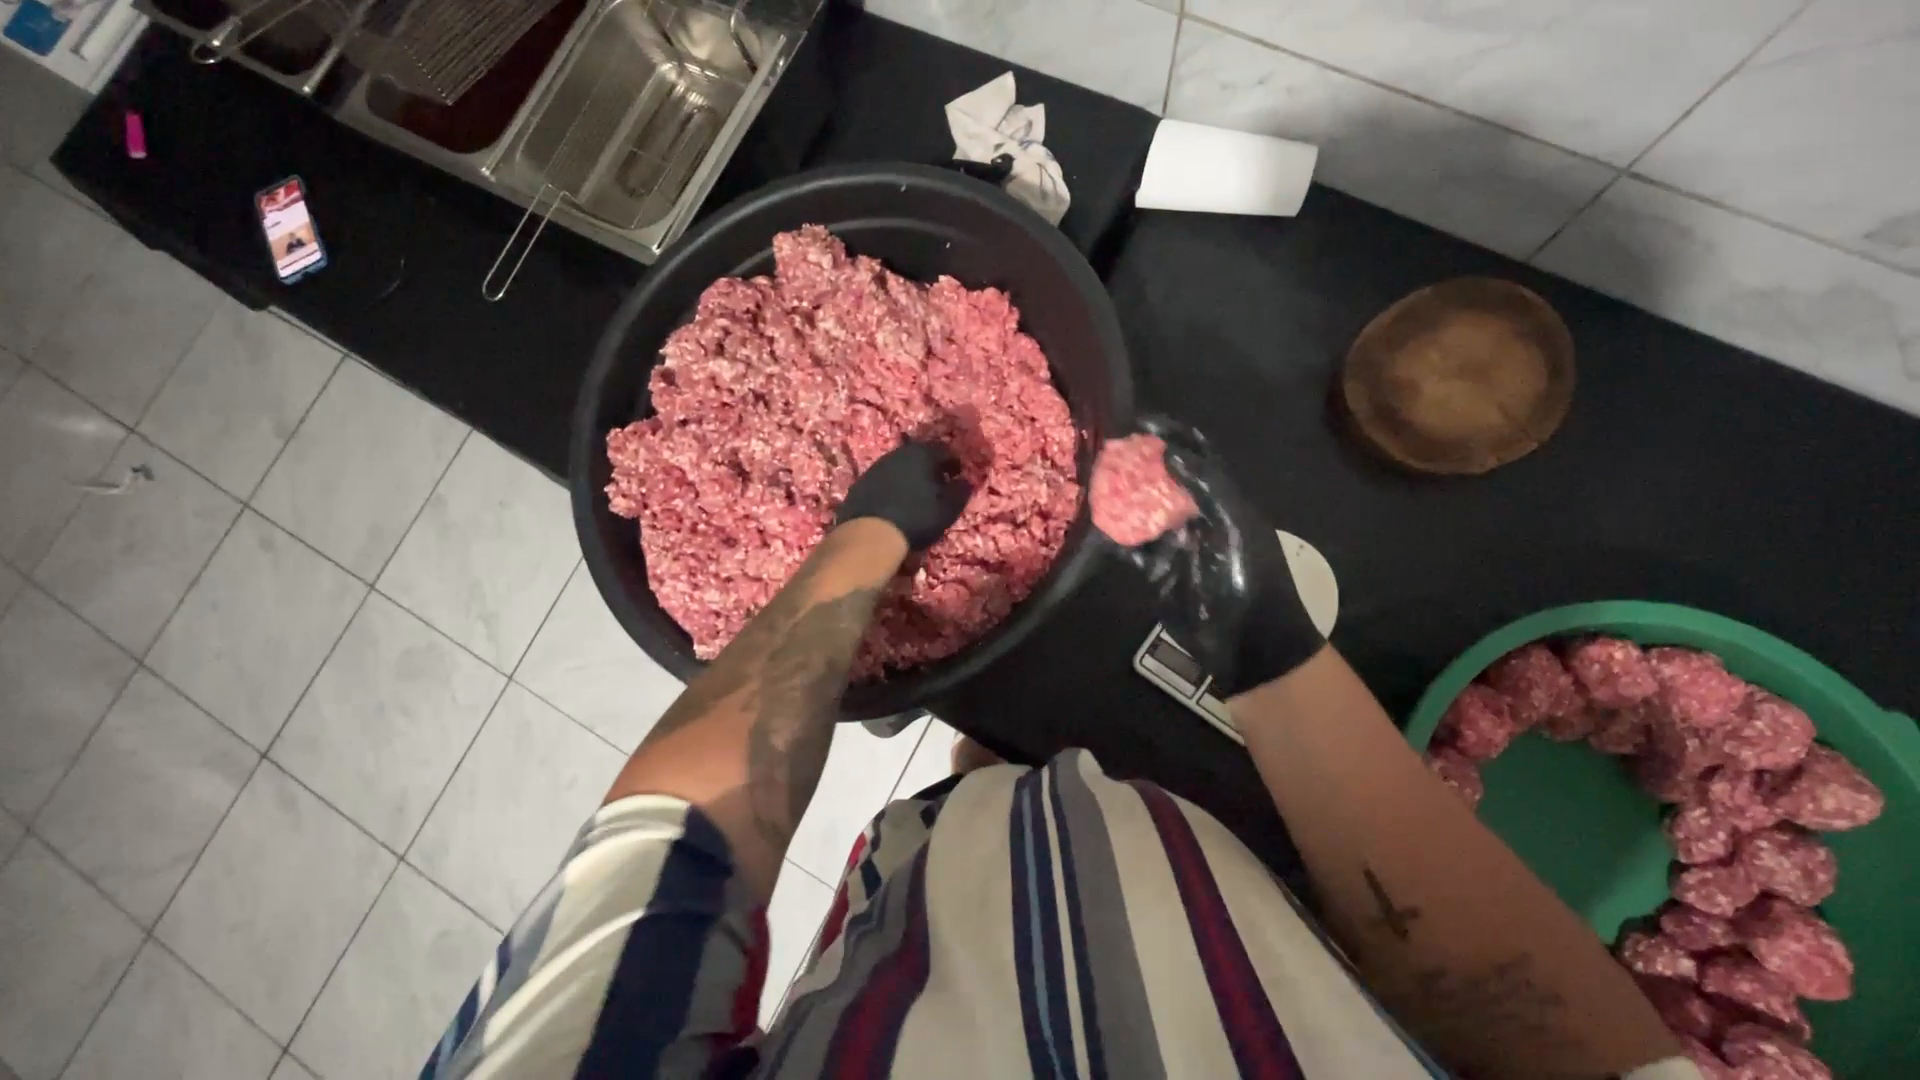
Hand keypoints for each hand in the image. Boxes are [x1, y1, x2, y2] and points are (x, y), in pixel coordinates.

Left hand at [835, 440, 971, 551]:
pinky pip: (883, 479)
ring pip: (899, 465)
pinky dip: (892, 486)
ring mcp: (876, 467)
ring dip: (910, 475)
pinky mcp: (861, 482)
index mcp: (922, 454)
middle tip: (938, 483)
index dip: (953, 462)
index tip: (957, 475)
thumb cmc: (917, 518)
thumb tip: (966, 480)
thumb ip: (960, 491)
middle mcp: (898, 453)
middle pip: (919, 454)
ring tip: (916, 494)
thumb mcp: (948, 509)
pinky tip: (895, 502)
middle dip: (930, 466)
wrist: (871, 534)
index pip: (944, 449)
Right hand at [1121, 417, 1324, 694]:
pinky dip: (1115, 537)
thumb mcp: (1234, 526)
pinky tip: (1095, 526)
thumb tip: (1169, 451)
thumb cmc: (1248, 579)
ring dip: (1121, 498)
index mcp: (1222, 499)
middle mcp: (1197, 515)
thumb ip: (1205, 485)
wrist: (1249, 643)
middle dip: (1136, 464)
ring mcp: (1176, 544)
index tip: (1138, 422)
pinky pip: (1132, 548)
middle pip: (1162, 480)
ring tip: (1092, 483)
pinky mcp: (1157, 572)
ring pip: (1143, 512)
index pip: (1195, 454)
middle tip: (1104, 452)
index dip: (1170, 435)